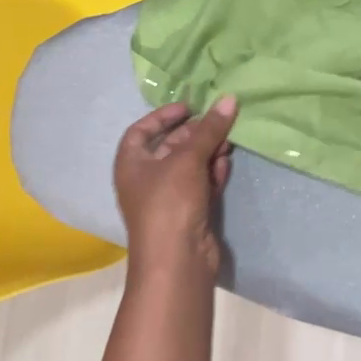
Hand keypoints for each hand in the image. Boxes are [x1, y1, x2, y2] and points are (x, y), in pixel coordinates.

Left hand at [112, 95, 237, 276]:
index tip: (188, 108)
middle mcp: (146, 180)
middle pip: (171, 146)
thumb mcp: (189, 159)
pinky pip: (200, 183)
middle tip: (219, 122)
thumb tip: (230, 98)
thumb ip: (210, 129)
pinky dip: (212, 173)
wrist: (177, 262)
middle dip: (196, 133)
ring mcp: (168, 198)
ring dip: (209, 151)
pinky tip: (225, 165)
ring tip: (228, 143)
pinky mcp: (188, 212)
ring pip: (190, 164)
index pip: (140, 131)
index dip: (162, 116)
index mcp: (131, 165)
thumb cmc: (170, 203)